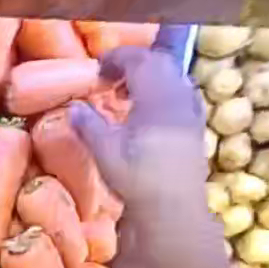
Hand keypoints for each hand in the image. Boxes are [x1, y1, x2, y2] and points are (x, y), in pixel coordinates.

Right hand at [67, 46, 209, 234]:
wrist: (174, 210)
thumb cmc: (138, 180)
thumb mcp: (106, 152)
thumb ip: (89, 125)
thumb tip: (73, 107)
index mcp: (157, 96)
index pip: (139, 60)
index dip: (117, 57)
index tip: (98, 66)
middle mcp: (179, 96)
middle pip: (160, 63)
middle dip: (135, 63)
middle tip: (111, 77)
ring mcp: (191, 112)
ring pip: (173, 78)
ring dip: (150, 78)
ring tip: (128, 94)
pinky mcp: (195, 128)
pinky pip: (180, 96)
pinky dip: (162, 94)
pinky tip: (148, 114)